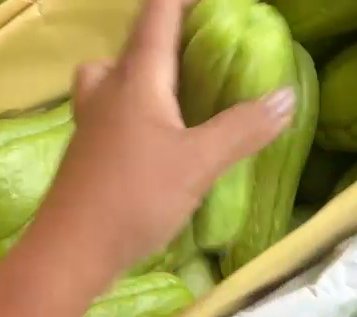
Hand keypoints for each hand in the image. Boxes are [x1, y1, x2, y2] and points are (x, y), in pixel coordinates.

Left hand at [31, 0, 294, 275]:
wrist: (70, 252)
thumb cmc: (133, 199)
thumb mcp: (198, 165)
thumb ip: (242, 129)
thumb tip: (287, 97)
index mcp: (137, 76)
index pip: (160, 12)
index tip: (213, 2)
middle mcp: (106, 89)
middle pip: (134, 44)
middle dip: (166, 37)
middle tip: (197, 49)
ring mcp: (90, 124)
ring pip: (111, 79)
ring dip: (139, 75)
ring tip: (169, 94)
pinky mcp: (85, 157)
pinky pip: (108, 115)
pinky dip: (130, 112)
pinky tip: (150, 142)